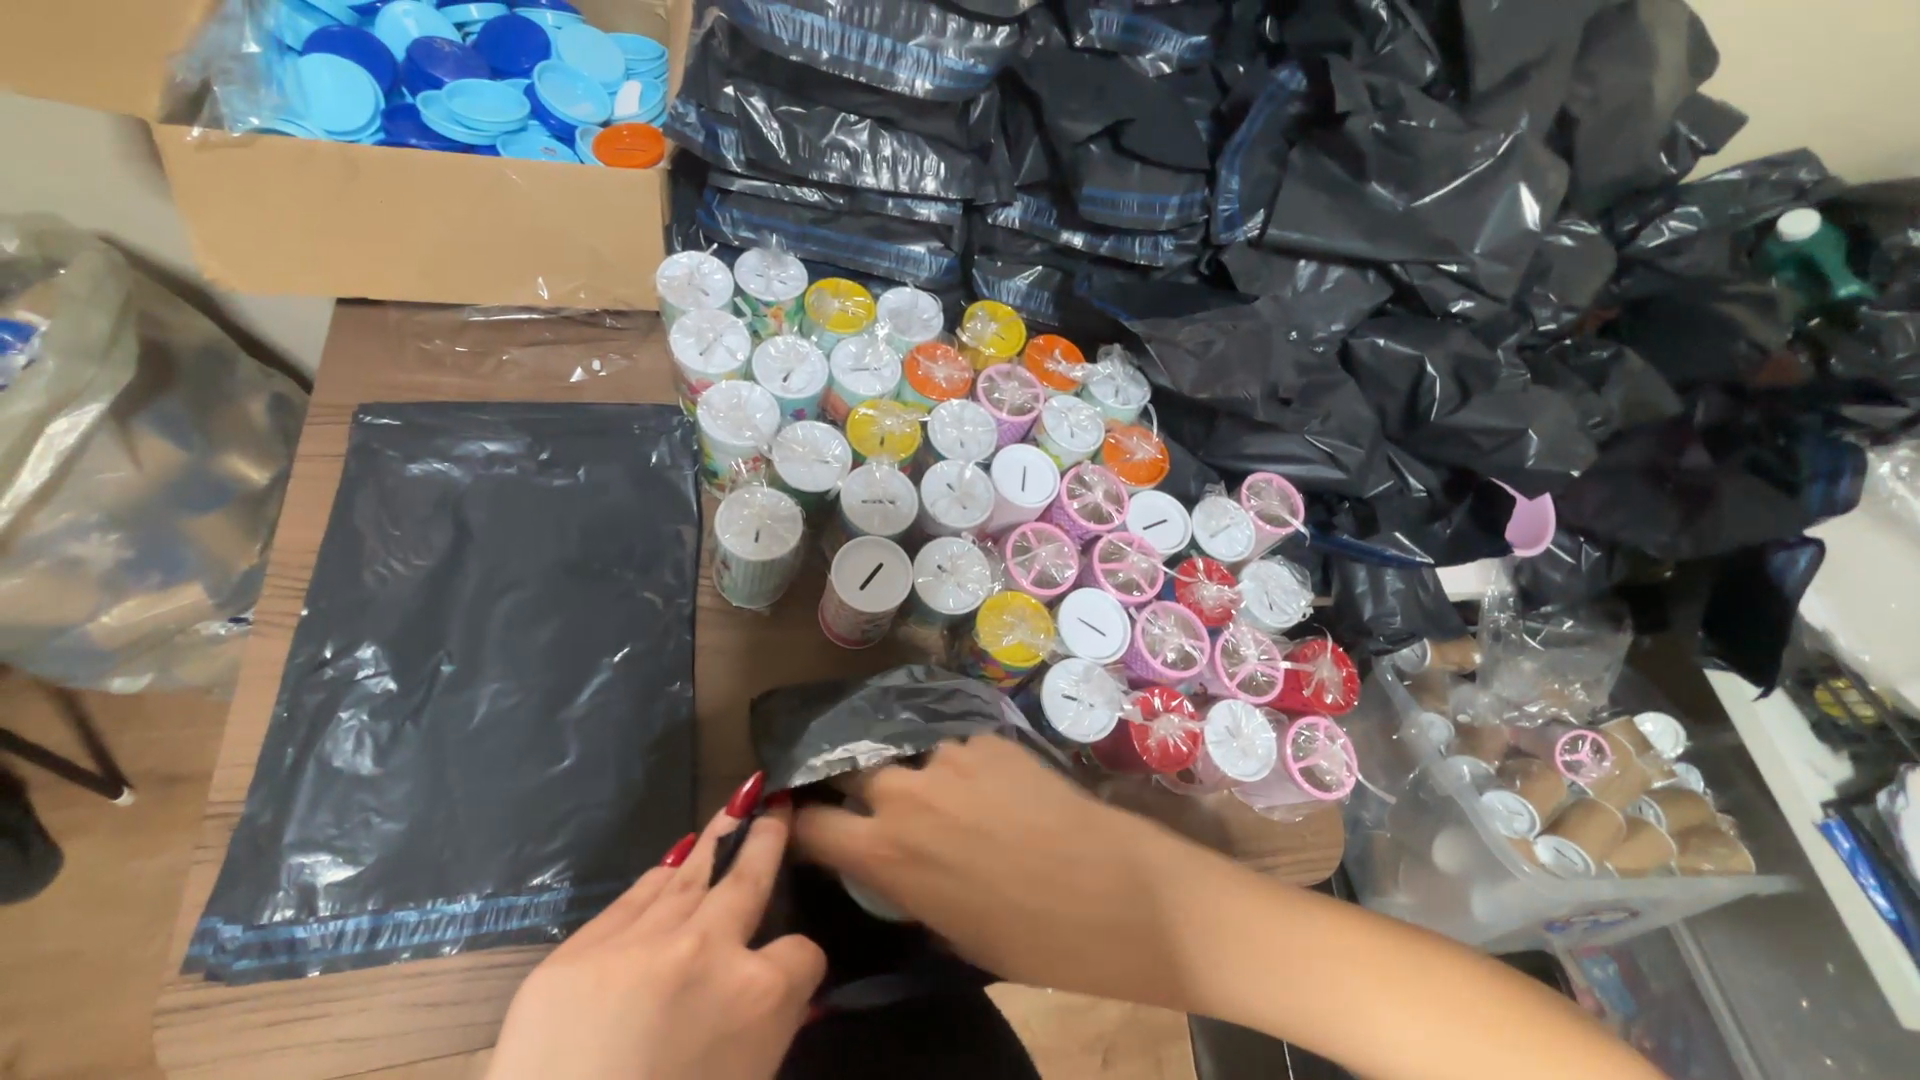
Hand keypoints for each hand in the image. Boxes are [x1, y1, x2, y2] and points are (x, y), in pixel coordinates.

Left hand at [488, 776, 824, 1079]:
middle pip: (747, 880)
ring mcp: (639, 944)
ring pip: (690, 877)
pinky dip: (660, 881)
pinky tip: (675, 861)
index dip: (799, 965)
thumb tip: (771, 988)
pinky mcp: (579, 951)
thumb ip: (766, 1027)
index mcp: (758, 997)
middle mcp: (706, 950)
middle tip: (774, 806)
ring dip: (716, 843)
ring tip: (734, 810)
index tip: (791, 974)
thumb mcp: (748, 1079)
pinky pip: (634, 900)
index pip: (803, 953)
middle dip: (765, 842)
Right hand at [792, 736, 1228, 1012]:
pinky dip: (964, 766)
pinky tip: (995, 786)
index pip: (810, 826)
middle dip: (856, 788)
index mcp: (884, 853)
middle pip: (851, 771)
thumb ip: (907, 888)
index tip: (808, 826)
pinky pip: (958, 749)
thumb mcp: (950, 931)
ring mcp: (947, 757)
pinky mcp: (989, 738)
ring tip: (952, 795)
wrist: (1112, 890)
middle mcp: (903, 793)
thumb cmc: (1030, 937)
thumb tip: (900, 872)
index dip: (802, 826)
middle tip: (880, 804)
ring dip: (918, 775)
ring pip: (909, 757)